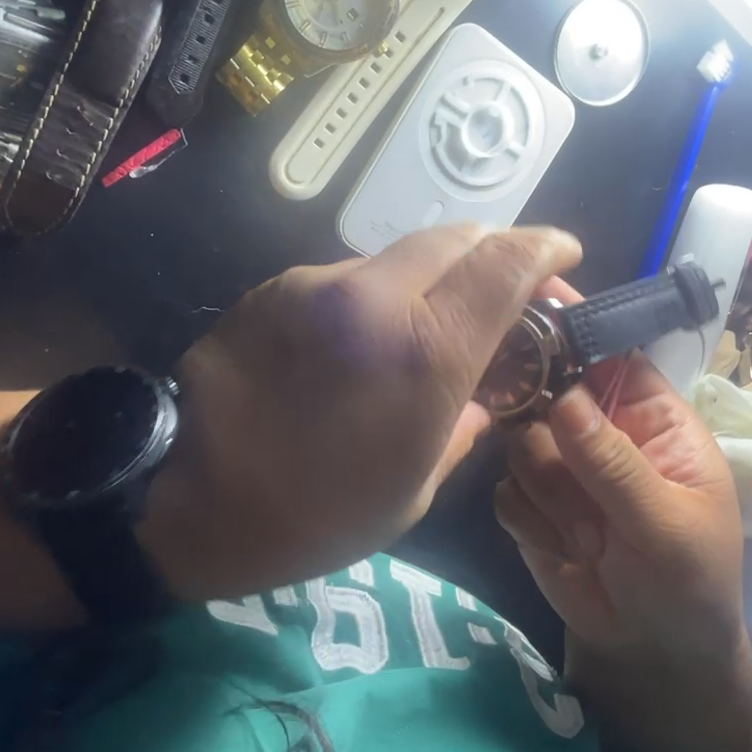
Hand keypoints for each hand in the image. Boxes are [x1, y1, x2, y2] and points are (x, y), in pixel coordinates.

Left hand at [140, 224, 582, 600]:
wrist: (185, 498)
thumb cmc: (312, 514)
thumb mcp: (413, 486)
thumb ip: (465, 421)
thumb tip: (487, 392)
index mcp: (423, 351)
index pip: (505, 263)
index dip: (546, 250)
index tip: (565, 255)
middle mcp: (373, 295)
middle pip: (457, 237)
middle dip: (493, 254)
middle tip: (505, 292)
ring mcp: (316, 283)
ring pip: (398, 257)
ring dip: (428, 281)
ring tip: (423, 329)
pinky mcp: (274, 286)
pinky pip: (346, 279)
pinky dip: (374, 298)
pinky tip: (358, 343)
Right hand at [493, 279, 745, 662]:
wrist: (650, 653)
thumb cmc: (687, 583)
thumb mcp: (667, 526)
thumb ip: (614, 464)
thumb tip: (564, 397)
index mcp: (651, 420)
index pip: (609, 356)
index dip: (574, 333)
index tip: (528, 312)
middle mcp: (598, 433)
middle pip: (547, 395)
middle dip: (549, 437)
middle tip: (563, 474)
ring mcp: (559, 468)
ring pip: (518, 445)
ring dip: (548, 494)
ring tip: (588, 536)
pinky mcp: (526, 503)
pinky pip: (502, 490)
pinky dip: (529, 522)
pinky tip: (564, 550)